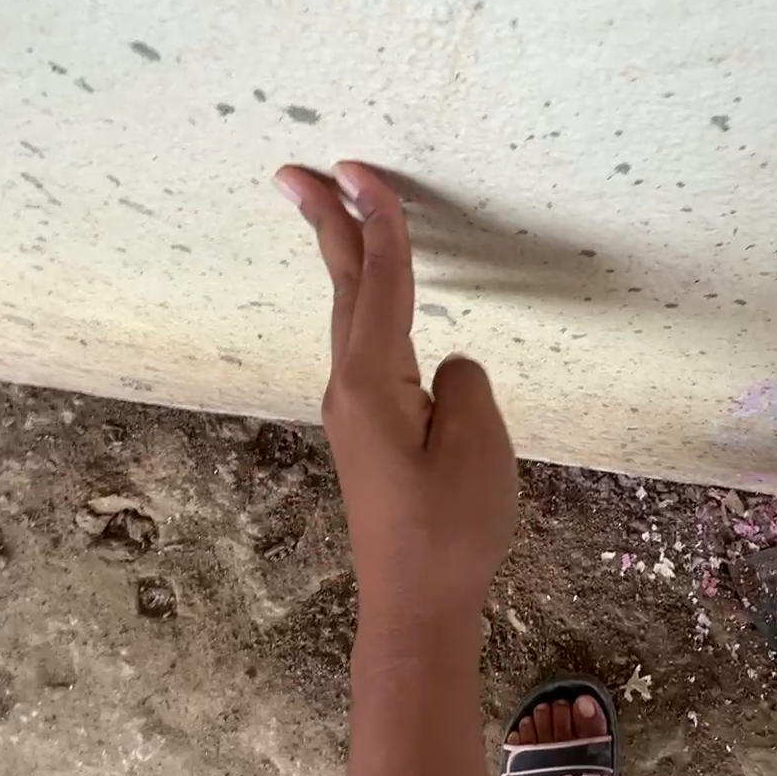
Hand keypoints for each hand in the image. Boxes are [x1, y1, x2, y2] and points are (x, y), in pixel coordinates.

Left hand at [274, 161, 517, 627]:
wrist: (415, 603)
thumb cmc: (450, 529)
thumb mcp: (478, 445)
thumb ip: (463, 382)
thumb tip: (443, 370)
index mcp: (373, 383)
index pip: (381, 285)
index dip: (379, 224)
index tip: (361, 172)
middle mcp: (350, 388)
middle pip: (346, 290)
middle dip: (328, 226)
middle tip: (298, 173)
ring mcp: (354, 411)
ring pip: (352, 318)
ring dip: (348, 262)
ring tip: (338, 216)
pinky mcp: (367, 430)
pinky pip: (367, 348)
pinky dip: (368, 306)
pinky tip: (374, 305)